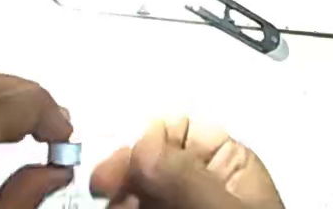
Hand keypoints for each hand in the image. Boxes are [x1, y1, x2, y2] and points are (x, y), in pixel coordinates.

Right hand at [91, 117, 284, 208]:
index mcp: (229, 168)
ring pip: (139, 203)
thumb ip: (186, 179)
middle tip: (103, 191)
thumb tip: (144, 143)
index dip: (147, 141)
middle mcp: (203, 193)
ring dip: (121, 205)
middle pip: (150, 169)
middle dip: (123, 178)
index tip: (116, 167)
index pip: (181, 131)